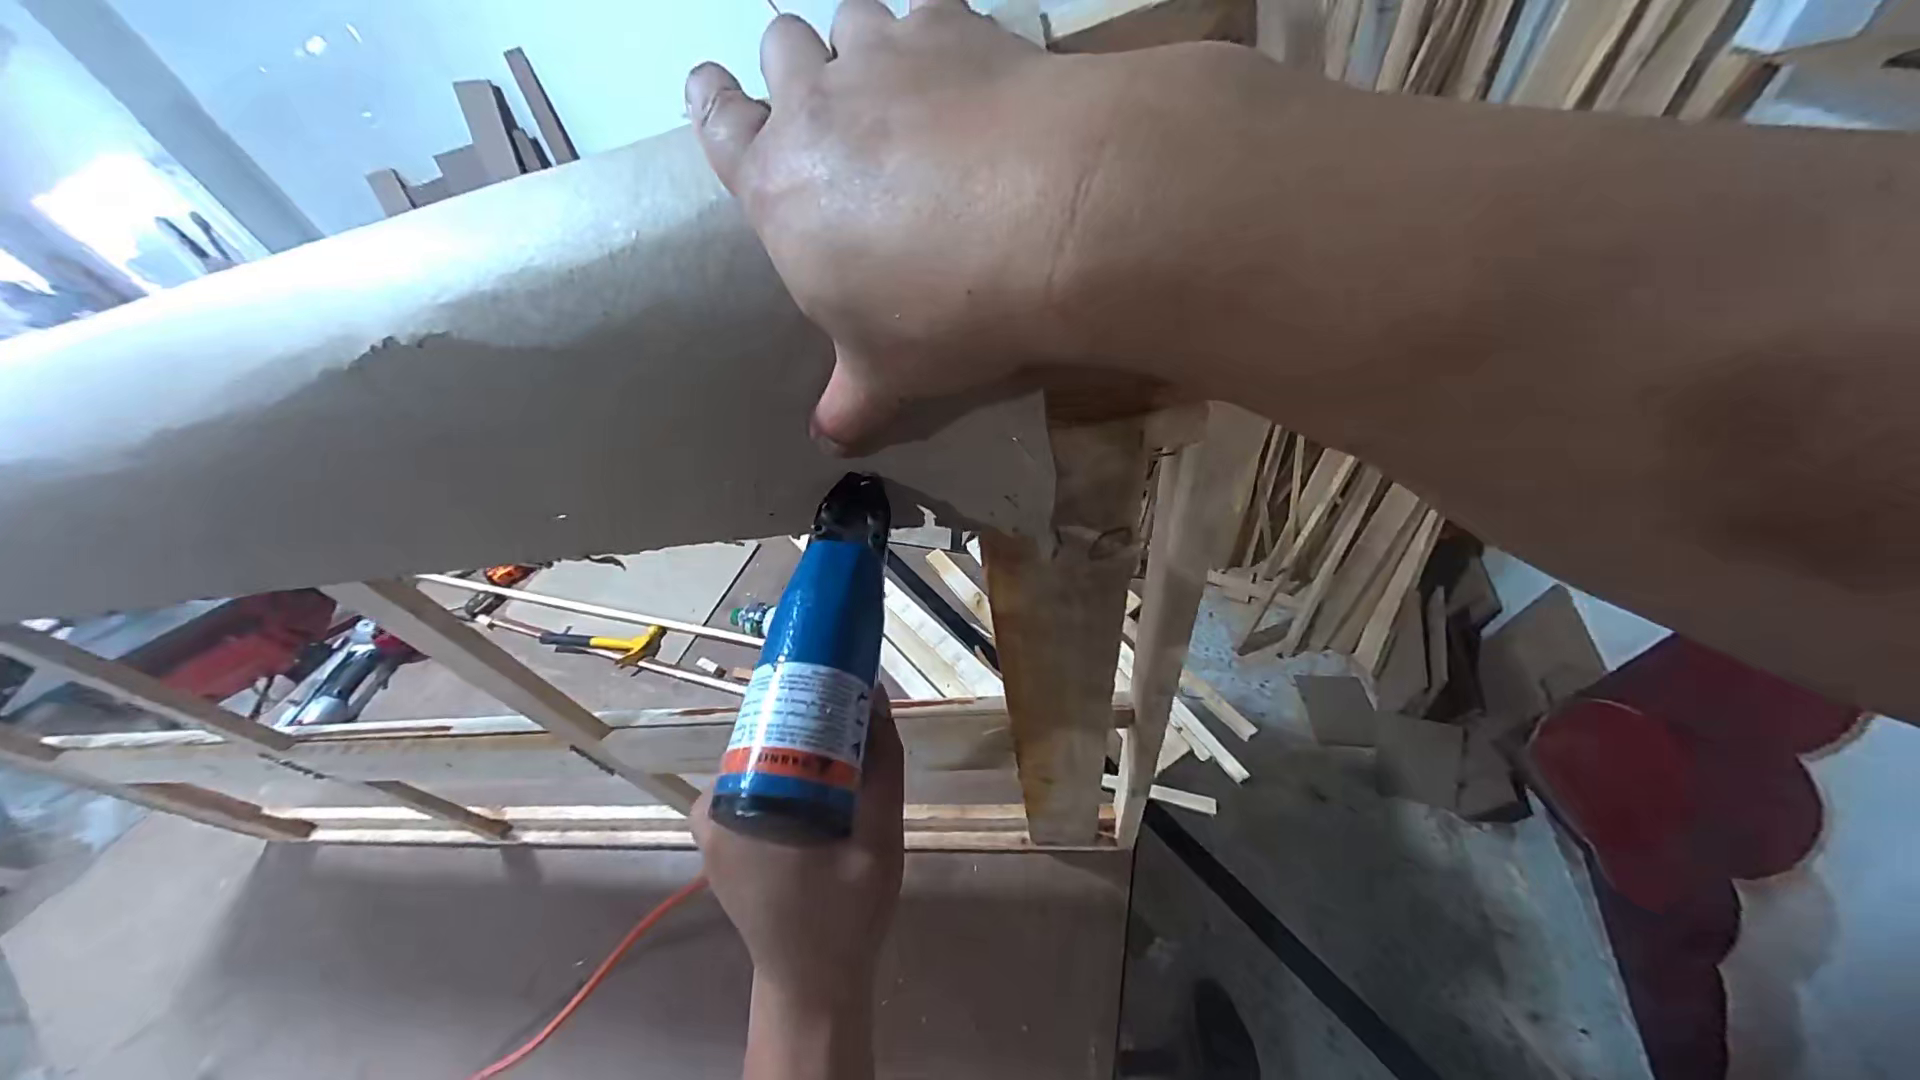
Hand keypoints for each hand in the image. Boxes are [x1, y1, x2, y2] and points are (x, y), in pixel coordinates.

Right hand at [685, 0, 1170, 452]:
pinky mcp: (959, 30)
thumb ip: (850, 405)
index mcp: (779, 186)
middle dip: (795, 73)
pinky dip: (937, 42)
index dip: (715, 105)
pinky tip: (968, 83)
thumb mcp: (887, 377)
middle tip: (830, 112)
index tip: (718, 96)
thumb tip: (827, 441)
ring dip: (862, 52)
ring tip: (900, 98)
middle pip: (781, 49)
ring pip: (850, 22)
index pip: (720, 124)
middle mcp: (820, 105)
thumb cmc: (939, 313)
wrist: (1043, 224)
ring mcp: (889, 57)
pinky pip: (929, 12)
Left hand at [691, 691, 904, 1004]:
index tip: (841, 671)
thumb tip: (875, 694)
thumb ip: (883, 768)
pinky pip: (755, 782)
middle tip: (853, 705)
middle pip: (763, 733)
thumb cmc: (846, 915)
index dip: (805, 688)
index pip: (766, 719)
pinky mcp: (719, 838)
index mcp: (740, 807)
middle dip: (808, 712)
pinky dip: (787, 768)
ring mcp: (711, 825)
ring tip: (845, 735)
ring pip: (761, 755)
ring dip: (799, 740)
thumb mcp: (879, 838)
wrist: (813, 983)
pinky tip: (823, 774)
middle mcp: (713, 808)